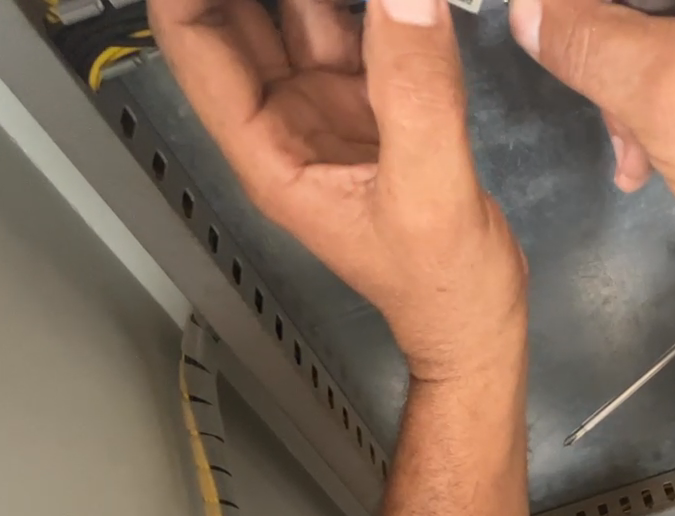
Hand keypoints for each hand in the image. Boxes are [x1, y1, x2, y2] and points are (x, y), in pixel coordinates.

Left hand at [152, 0, 526, 380]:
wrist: (478, 324)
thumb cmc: (442, 288)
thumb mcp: (429, 198)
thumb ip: (418, 95)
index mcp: (270, 151)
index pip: (196, 33)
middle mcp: (290, 122)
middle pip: (243, 8)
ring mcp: (336, 113)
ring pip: (305, 9)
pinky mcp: (384, 110)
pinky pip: (367, 30)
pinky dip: (377, 1)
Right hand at [507, 0, 674, 278]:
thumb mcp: (656, 91)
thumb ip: (585, 41)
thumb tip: (532, 12)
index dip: (593, 9)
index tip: (561, 29)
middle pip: (652, 1)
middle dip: (615, 56)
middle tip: (606, 105)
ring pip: (669, 30)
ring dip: (634, 91)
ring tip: (634, 149)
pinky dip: (664, 102)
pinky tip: (652, 151)